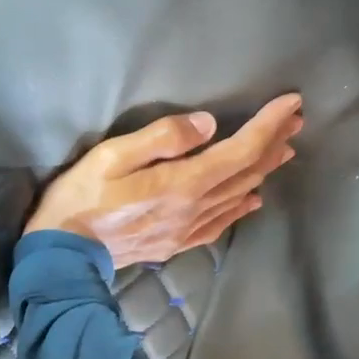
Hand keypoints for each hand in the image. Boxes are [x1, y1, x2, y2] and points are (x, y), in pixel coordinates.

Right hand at [25, 93, 303, 267]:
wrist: (64, 255)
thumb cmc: (81, 198)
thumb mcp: (110, 156)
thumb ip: (160, 138)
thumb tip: (208, 125)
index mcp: (183, 183)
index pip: (241, 150)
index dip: (270, 125)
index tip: (291, 103)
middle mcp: (195, 208)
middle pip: (247, 173)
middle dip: (274, 143)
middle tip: (295, 120)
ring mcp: (187, 230)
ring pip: (238, 197)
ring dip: (263, 171)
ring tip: (281, 150)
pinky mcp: (175, 244)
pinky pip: (220, 224)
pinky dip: (241, 207)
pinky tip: (250, 200)